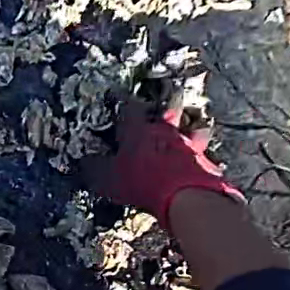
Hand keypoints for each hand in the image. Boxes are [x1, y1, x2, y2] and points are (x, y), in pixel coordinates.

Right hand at [86, 100, 243, 224]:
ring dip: (192, 126)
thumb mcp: (105, 178)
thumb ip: (94, 167)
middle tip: (168, 94)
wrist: (184, 196)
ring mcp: (189, 144)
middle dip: (168, 99)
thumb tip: (84, 161)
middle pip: (169, 107)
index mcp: (138, 131)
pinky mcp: (205, 161)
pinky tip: (201, 159)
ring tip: (191, 127)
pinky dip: (203, 154)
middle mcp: (166, 132)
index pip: (129, 108)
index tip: (118, 94)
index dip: (123, 100)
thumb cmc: (141, 182)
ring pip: (194, 126)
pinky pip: (204, 152)